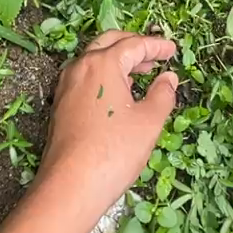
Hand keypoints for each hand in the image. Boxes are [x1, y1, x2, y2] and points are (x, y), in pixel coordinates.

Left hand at [37, 30, 178, 214]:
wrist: (69, 188)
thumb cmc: (113, 151)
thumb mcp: (149, 121)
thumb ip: (163, 94)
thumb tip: (168, 78)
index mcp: (102, 63)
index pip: (134, 44)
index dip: (156, 46)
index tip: (172, 50)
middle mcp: (80, 67)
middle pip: (109, 43)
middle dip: (134, 46)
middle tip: (154, 56)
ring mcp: (66, 86)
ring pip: (95, 60)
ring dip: (118, 60)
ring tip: (140, 73)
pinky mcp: (60, 105)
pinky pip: (86, 77)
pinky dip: (105, 76)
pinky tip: (117, 94)